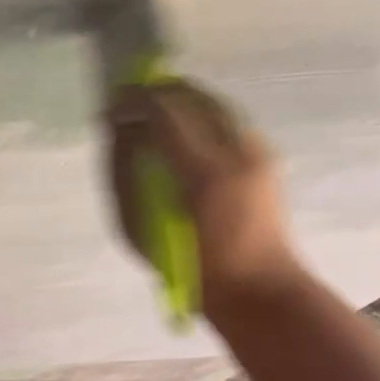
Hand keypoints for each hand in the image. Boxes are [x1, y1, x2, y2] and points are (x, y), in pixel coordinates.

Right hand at [107, 80, 299, 311]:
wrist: (259, 289)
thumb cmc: (191, 268)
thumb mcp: (139, 228)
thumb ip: (121, 173)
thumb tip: (115, 129)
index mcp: (202, 172)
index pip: (162, 111)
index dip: (133, 99)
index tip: (113, 104)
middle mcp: (235, 151)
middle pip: (190, 95)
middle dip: (156, 91)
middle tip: (131, 101)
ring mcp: (256, 150)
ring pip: (212, 100)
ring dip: (180, 97)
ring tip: (155, 108)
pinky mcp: (266, 155)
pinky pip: (227, 118)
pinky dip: (202, 113)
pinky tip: (185, 128)